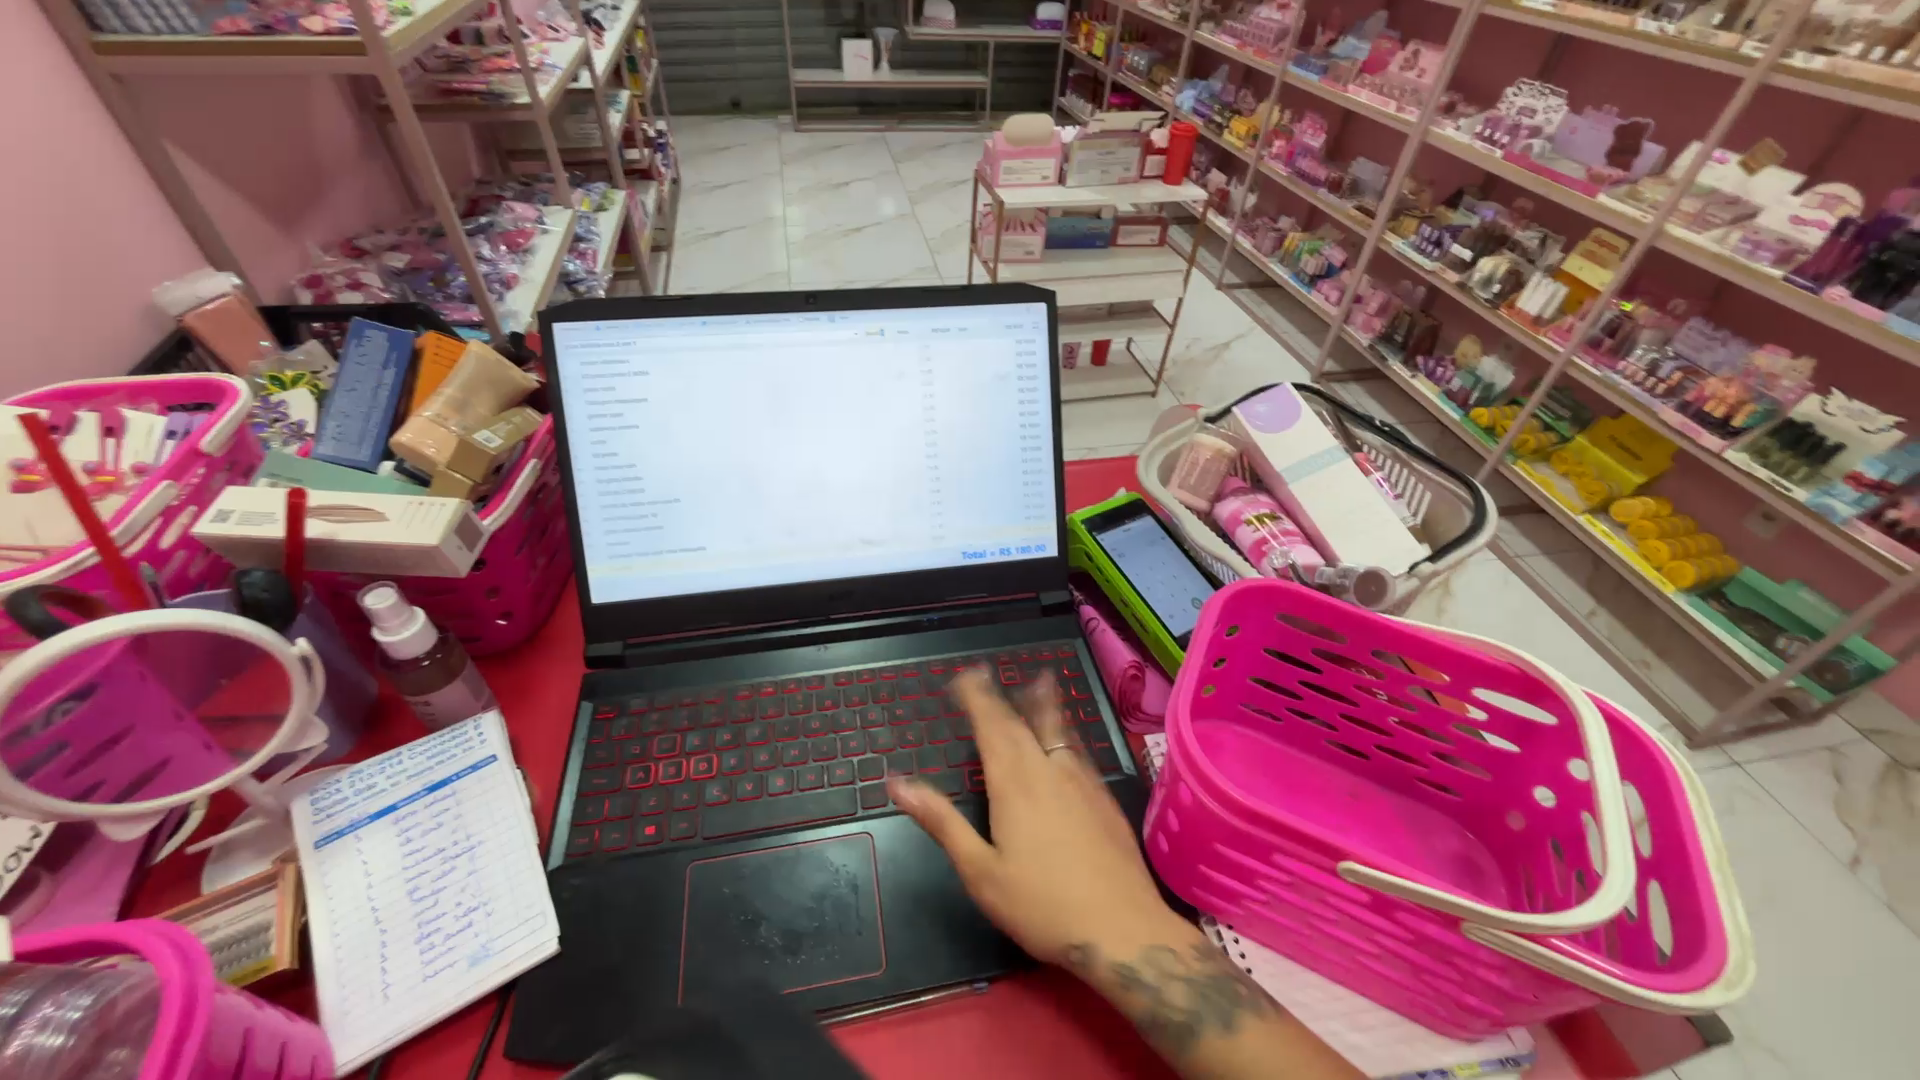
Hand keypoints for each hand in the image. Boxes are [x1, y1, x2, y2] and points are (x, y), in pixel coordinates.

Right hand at [885, 668, 1186, 965]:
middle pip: (1024, 722)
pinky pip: (1080, 752)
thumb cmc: (1041, 905)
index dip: (976, 697)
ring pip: (1059, 731)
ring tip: (1039, 682)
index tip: (963, 676)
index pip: (991, 727)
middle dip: (1002, 696)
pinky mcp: (1106, 799)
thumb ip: (942, 822)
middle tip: (987, 674)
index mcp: (1015, 784)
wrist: (1122, 928)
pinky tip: (1068, 743)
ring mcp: (1083, 783)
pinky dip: (1066, 734)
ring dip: (1043, 704)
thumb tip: (898, 783)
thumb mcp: (980, 871)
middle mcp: (1050, 771)